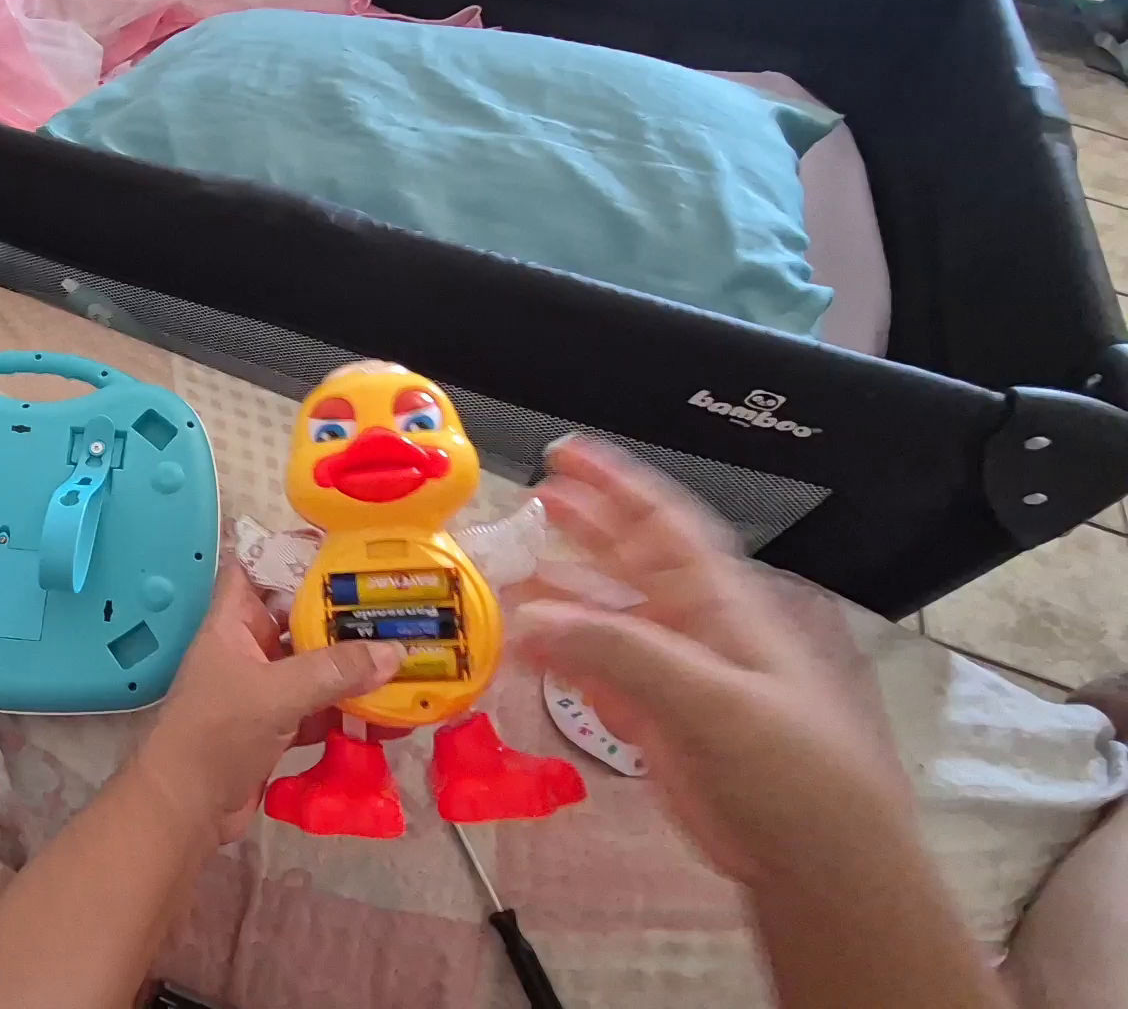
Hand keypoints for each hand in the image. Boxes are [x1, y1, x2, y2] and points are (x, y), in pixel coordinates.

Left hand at [137, 564, 403, 840]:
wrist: (186, 807)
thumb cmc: (216, 733)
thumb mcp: (275, 694)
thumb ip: (333, 672)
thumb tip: (395, 652)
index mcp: (232, 622)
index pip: (253, 569)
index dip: (287, 553)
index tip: (339, 547)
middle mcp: (248, 647)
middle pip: (296, 616)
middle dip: (340, 612)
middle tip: (394, 600)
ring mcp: (263, 686)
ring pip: (313, 663)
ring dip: (351, 663)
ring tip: (405, 651)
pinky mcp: (278, 723)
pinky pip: (319, 704)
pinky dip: (347, 706)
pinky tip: (389, 711)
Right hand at [510, 438, 917, 889]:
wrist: (814, 866)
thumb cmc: (790, 771)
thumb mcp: (714, 703)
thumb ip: (621, 653)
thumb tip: (527, 617)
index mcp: (717, 603)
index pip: (662, 524)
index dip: (615, 482)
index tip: (565, 452)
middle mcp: (685, 624)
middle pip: (624, 557)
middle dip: (578, 523)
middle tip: (526, 498)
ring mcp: (661, 668)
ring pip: (596, 613)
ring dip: (552, 592)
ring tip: (503, 573)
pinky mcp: (641, 710)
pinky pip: (584, 667)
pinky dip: (550, 654)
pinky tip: (516, 648)